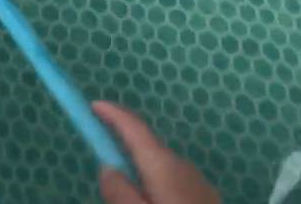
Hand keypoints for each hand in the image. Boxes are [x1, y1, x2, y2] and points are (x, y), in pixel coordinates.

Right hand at [94, 101, 220, 203]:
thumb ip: (119, 193)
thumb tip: (108, 169)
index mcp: (163, 164)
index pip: (133, 125)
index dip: (111, 113)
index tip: (92, 107)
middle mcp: (183, 167)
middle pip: (147, 147)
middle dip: (125, 147)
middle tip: (104, 159)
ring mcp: (200, 186)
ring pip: (162, 167)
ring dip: (142, 170)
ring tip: (129, 192)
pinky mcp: (209, 203)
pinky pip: (175, 184)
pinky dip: (158, 185)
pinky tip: (155, 202)